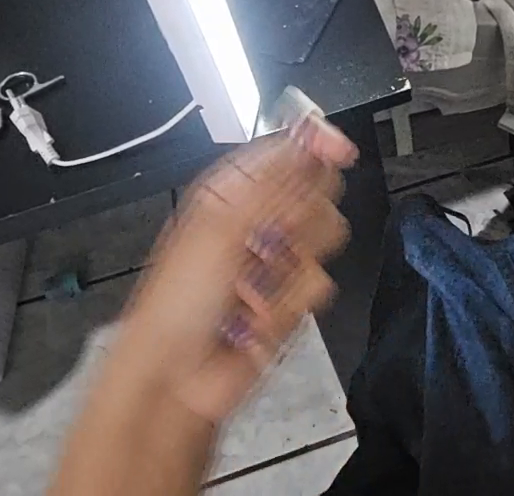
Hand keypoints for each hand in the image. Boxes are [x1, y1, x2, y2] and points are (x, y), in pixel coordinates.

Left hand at [115, 113, 356, 421]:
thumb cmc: (175, 303)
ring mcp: (278, 257)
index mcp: (235, 189)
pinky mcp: (293, 296)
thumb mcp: (221, 226)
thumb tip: (311, 134)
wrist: (174, 380)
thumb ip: (275, 179)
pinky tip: (259, 313)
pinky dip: (290, 301)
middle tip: (270, 237)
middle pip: (319, 190)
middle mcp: (260, 217)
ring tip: (254, 285)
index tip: (338, 151)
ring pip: (326, 237)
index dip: (318, 144)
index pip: (291, 148)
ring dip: (290, 266)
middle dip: (301, 217)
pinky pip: (320, 281)